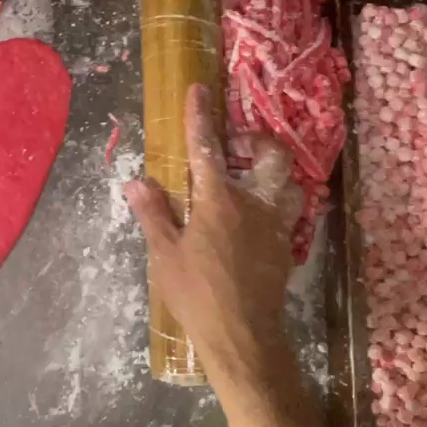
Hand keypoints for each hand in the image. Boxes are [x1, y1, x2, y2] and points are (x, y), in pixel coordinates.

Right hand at [125, 83, 302, 395]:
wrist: (243, 336)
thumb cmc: (197, 294)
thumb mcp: (165, 255)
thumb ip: (154, 214)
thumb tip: (136, 181)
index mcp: (219, 200)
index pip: (207, 149)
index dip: (200, 117)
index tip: (198, 90)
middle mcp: (255, 204)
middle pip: (272, 157)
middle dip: (258, 142)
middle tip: (237, 148)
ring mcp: (277, 226)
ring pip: (290, 185)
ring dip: (273, 176)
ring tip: (251, 183)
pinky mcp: (286, 248)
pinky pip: (288, 215)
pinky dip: (274, 207)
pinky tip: (254, 224)